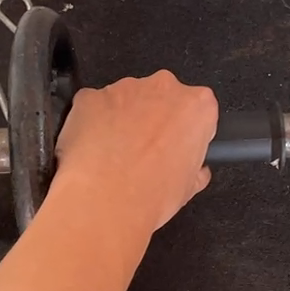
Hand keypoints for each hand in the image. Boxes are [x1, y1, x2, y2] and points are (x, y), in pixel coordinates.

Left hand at [51, 71, 217, 241]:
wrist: (105, 201)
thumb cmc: (149, 193)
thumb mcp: (189, 188)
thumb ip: (195, 167)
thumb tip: (193, 172)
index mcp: (197, 106)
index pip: (198, 111)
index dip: (186, 132)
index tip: (177, 147)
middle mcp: (163, 88)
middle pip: (162, 98)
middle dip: (154, 120)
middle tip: (146, 154)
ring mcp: (125, 89)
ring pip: (126, 100)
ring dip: (123, 121)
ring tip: (116, 158)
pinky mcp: (91, 97)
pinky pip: (94, 106)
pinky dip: (94, 123)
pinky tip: (94, 151)